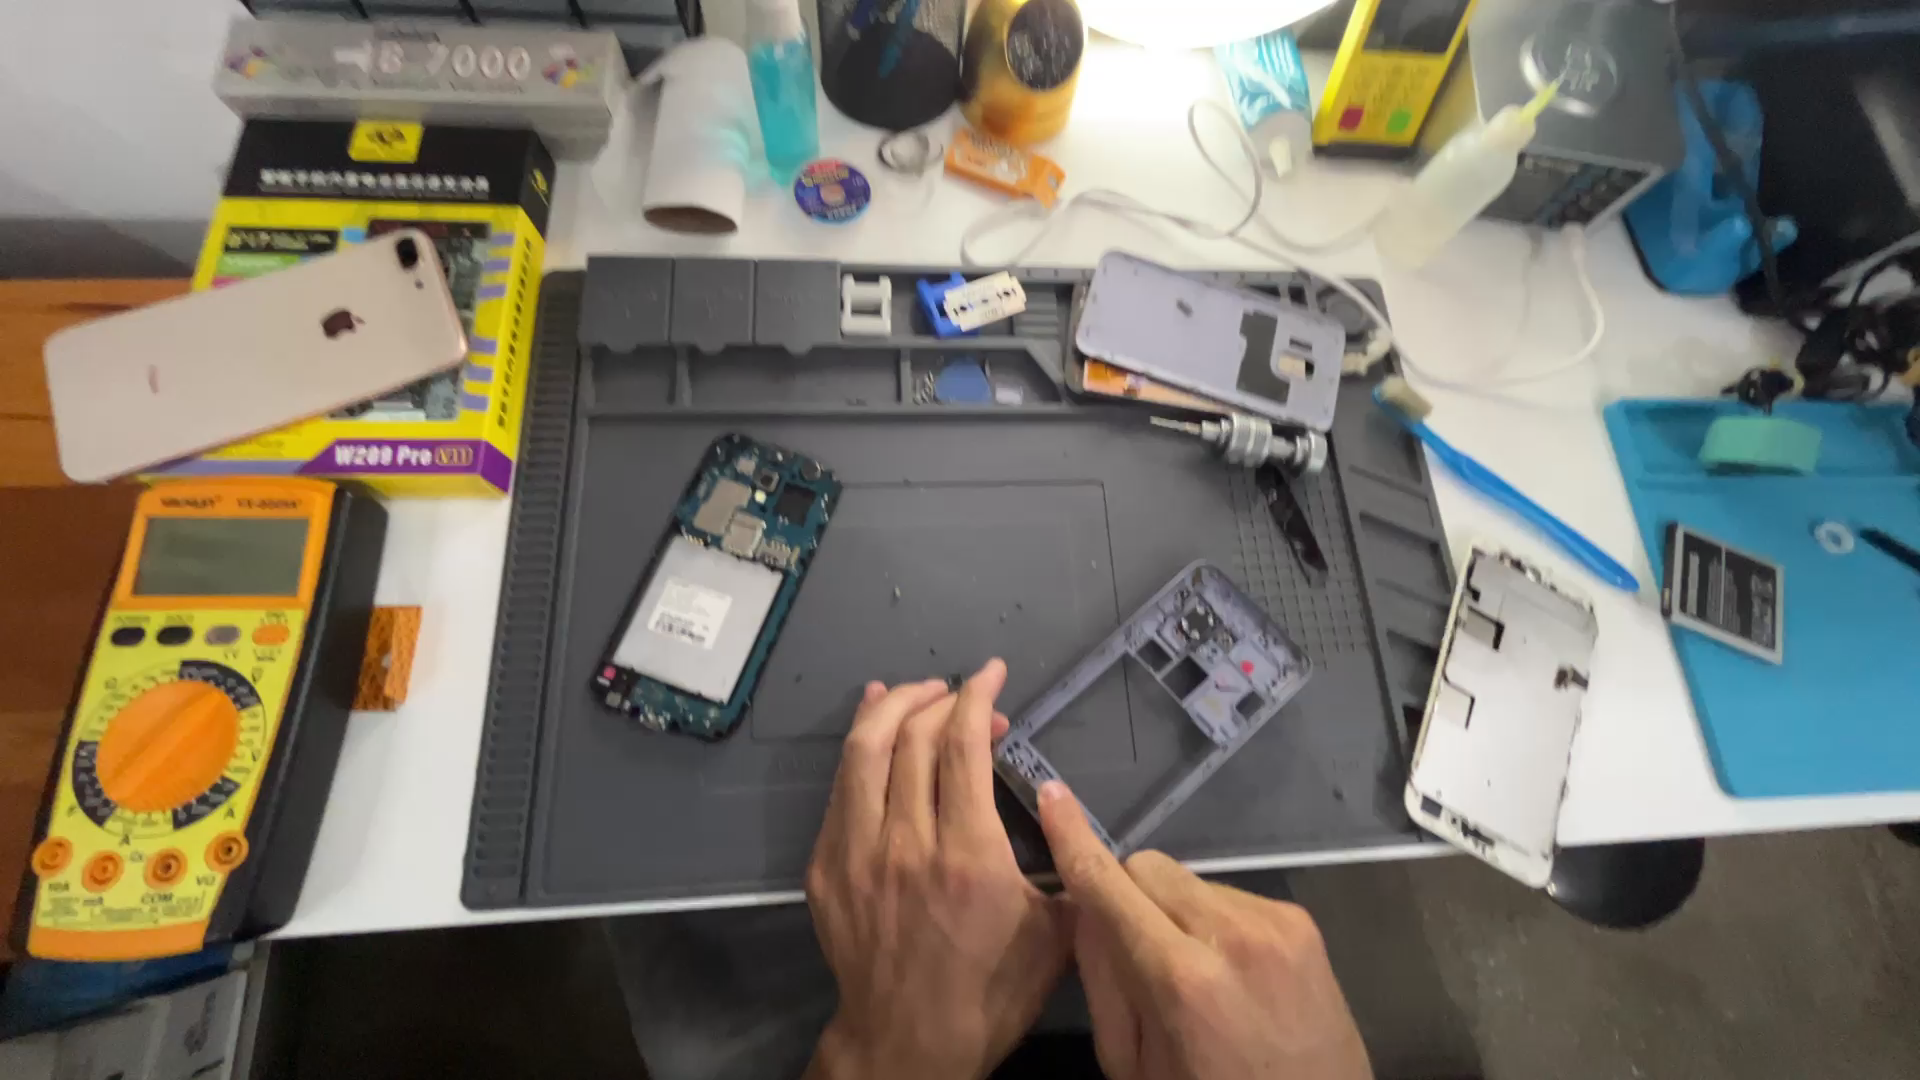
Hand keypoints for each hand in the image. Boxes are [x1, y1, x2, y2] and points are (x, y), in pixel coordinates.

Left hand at [804, 660, 1068, 1079]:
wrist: (904, 1047)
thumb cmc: (986, 994)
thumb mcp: (1053, 938)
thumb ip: (1072, 870)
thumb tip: (1070, 814)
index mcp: (968, 853)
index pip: (963, 744)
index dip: (978, 695)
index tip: (992, 673)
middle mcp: (908, 840)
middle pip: (915, 735)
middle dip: (945, 697)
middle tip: (967, 694)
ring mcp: (857, 849)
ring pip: (867, 748)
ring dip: (896, 705)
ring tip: (922, 690)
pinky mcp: (826, 862)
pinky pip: (839, 782)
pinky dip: (858, 739)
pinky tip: (873, 716)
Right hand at [1038, 781, 1370, 1079]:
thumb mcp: (1134, 1067)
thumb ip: (1102, 980)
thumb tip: (1088, 908)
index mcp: (1180, 980)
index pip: (1107, 885)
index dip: (1073, 837)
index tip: (1052, 793)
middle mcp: (1230, 934)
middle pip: (1146, 866)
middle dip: (1127, 893)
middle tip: (1138, 949)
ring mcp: (1272, 921)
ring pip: (1186, 878)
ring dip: (1173, 909)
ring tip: (1199, 970)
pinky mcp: (1300, 921)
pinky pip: (1227, 893)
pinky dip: (1213, 920)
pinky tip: (1234, 971)